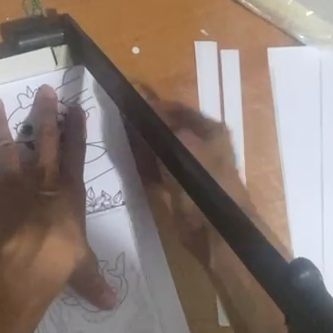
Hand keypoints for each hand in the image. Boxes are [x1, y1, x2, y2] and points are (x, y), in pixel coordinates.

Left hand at [0, 84, 116, 308]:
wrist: (33, 257)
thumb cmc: (64, 257)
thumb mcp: (84, 268)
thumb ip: (94, 282)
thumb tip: (111, 304)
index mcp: (70, 191)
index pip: (76, 154)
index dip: (77, 131)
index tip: (76, 108)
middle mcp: (42, 179)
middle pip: (45, 140)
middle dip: (45, 114)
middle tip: (44, 89)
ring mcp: (13, 185)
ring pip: (6, 148)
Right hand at [130, 87, 266, 274]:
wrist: (214, 232)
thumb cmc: (204, 184)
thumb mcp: (183, 147)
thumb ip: (162, 125)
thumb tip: (142, 100)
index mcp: (210, 130)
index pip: (176, 109)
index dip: (153, 106)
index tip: (125, 104)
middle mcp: (202, 145)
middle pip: (167, 130)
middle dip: (145, 128)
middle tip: (118, 124)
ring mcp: (190, 167)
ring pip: (160, 150)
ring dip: (142, 148)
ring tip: (120, 142)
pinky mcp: (179, 187)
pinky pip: (157, 171)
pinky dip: (145, 167)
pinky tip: (129, 164)